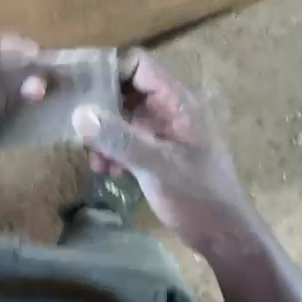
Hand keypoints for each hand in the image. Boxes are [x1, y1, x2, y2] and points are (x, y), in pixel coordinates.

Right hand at [72, 49, 257, 253]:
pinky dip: (114, 150)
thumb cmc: (197, 196)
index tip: (81, 87)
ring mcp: (164, 131)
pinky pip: (128, 139)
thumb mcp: (156, 165)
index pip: (138, 65)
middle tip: (77, 129)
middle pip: (127, 90)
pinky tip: (107, 171)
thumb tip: (79, 112)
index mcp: (177, 102)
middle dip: (101, 108)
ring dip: (105, 135)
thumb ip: (119, 138)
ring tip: (95, 160)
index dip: (109, 70)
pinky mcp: (158, 151)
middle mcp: (170, 109)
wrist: (224, 236)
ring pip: (124, 117)